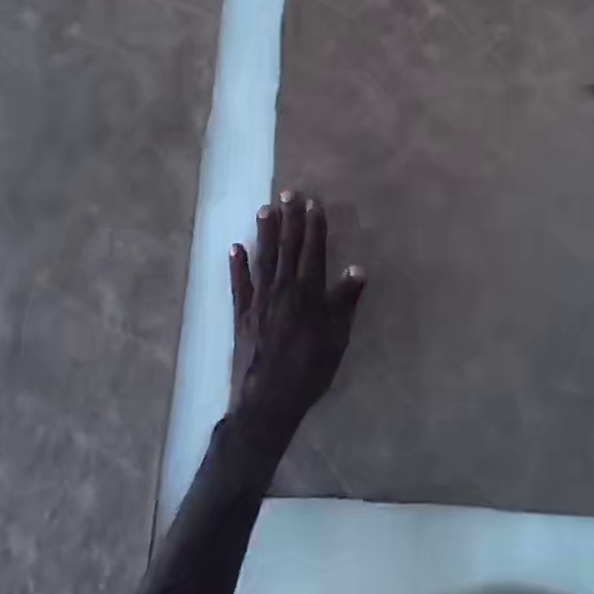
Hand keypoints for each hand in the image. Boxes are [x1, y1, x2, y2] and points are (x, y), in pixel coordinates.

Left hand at [227, 192, 366, 447]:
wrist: (267, 402)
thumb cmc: (310, 370)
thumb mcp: (337, 337)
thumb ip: (345, 301)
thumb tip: (358, 267)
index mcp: (309, 292)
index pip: (314, 250)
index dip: (314, 226)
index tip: (313, 202)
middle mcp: (283, 289)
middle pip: (287, 247)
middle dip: (289, 218)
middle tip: (287, 192)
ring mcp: (259, 300)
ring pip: (263, 258)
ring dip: (264, 233)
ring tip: (264, 209)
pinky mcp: (242, 315)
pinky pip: (239, 284)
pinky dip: (237, 265)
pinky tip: (235, 247)